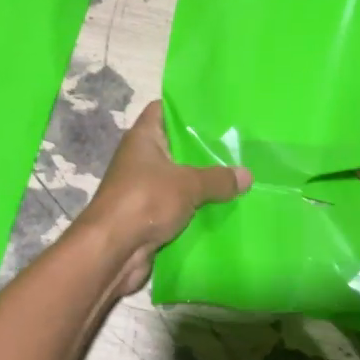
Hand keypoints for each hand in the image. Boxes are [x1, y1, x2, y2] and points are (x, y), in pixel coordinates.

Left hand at [72, 100, 250, 296]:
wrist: (111, 252)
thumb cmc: (145, 200)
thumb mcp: (188, 184)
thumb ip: (218, 178)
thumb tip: (247, 175)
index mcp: (143, 137)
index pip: (163, 109)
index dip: (186, 107)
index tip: (215, 109)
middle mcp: (140, 158)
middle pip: (175, 145)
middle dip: (203, 148)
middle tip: (236, 144)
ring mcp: (142, 187)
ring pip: (178, 178)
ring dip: (201, 181)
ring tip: (236, 175)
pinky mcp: (147, 215)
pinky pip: (176, 205)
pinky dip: (194, 207)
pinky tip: (221, 206)